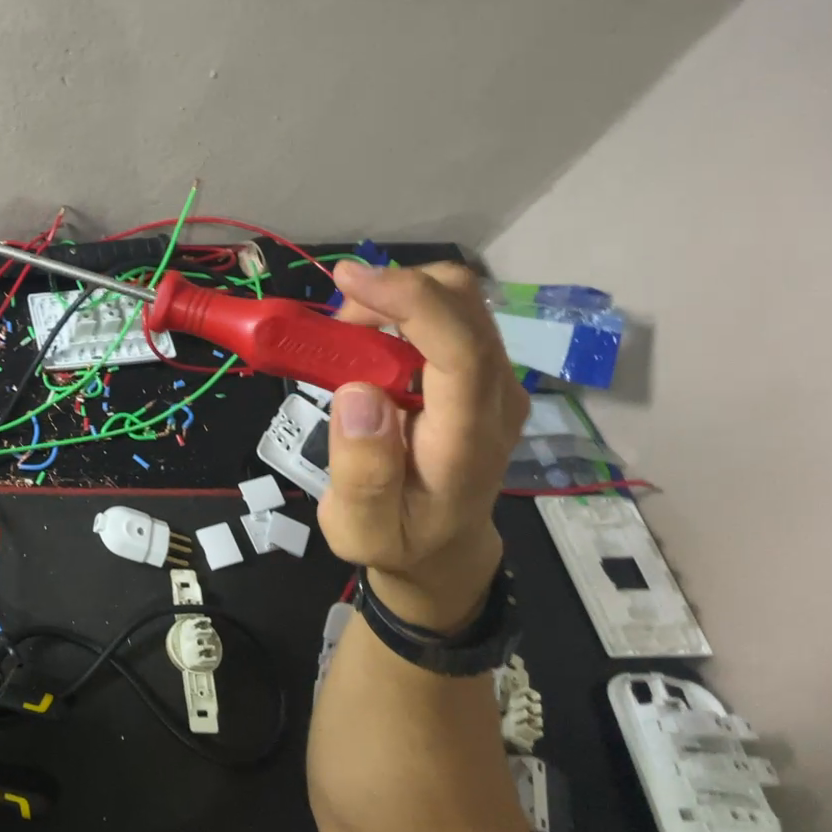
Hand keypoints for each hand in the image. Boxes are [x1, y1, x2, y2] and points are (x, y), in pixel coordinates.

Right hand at [318, 261, 527, 632]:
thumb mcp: (362, 530)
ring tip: (346, 341)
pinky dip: (402, 309)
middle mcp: (496, 398)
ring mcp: (494, 382)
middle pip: (465, 306)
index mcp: (468, 439)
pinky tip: (368, 343)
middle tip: (336, 329)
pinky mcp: (481, 373)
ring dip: (394, 299)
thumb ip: (361, 470)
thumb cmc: (397, 540)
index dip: (410, 302)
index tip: (350, 279)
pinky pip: (448, 315)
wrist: (443, 552)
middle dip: (393, 292)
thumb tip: (359, 393)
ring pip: (457, 301)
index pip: (460, 351)